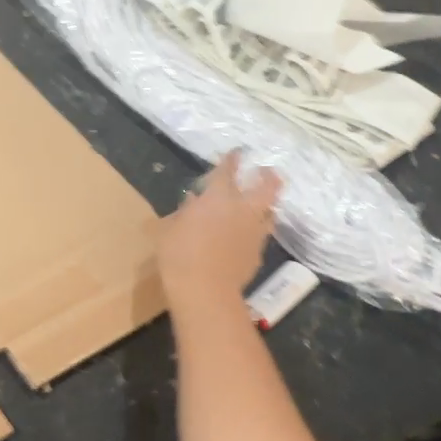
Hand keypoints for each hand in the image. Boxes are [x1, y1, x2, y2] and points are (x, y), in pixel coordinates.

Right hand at [158, 152, 281, 303]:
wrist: (204, 288)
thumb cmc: (178, 253)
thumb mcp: (170, 227)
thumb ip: (185, 211)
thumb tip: (193, 201)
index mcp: (217, 199)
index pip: (227, 172)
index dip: (232, 160)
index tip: (236, 152)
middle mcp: (242, 210)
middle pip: (266, 188)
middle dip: (268, 177)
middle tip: (267, 171)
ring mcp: (254, 231)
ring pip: (270, 211)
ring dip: (267, 203)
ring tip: (261, 201)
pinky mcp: (258, 251)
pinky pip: (261, 232)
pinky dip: (257, 226)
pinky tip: (247, 231)